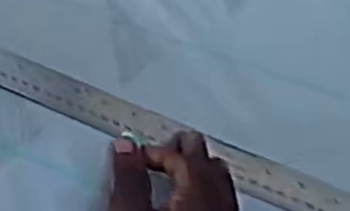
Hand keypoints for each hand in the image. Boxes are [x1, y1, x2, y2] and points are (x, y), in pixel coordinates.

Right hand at [109, 131, 240, 210]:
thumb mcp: (130, 208)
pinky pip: (225, 202)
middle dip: (186, 151)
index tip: (136, 152)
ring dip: (199, 171)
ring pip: (222, 185)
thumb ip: (128, 175)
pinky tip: (191, 195)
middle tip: (163, 145)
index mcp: (199, 193)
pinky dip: (208, 190)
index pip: (181, 155)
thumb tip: (124, 145)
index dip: (156, 149)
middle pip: (211, 166)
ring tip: (176, 167)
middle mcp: (221, 205)